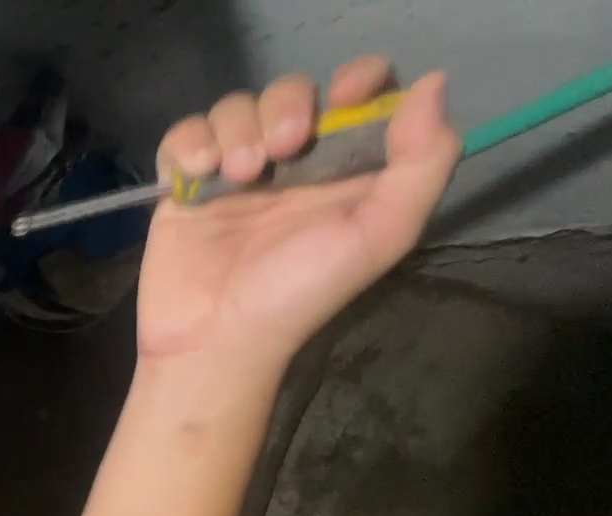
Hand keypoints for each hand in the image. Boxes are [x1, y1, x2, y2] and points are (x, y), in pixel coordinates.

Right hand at [137, 57, 460, 372]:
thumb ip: (423, 161)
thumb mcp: (382, 233)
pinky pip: (181, 138)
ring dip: (236, 128)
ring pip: (233, 109)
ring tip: (238, 174)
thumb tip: (431, 84)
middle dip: (285, 107)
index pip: (358, 93)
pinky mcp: (182, 193)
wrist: (215, 338)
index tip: (341, 100)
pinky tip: (196, 175)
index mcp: (342, 168)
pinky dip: (187, 144)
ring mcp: (230, 178)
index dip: (355, 80)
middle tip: (281, 153)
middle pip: (289, 91)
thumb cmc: (298, 293)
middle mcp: (287, 166)